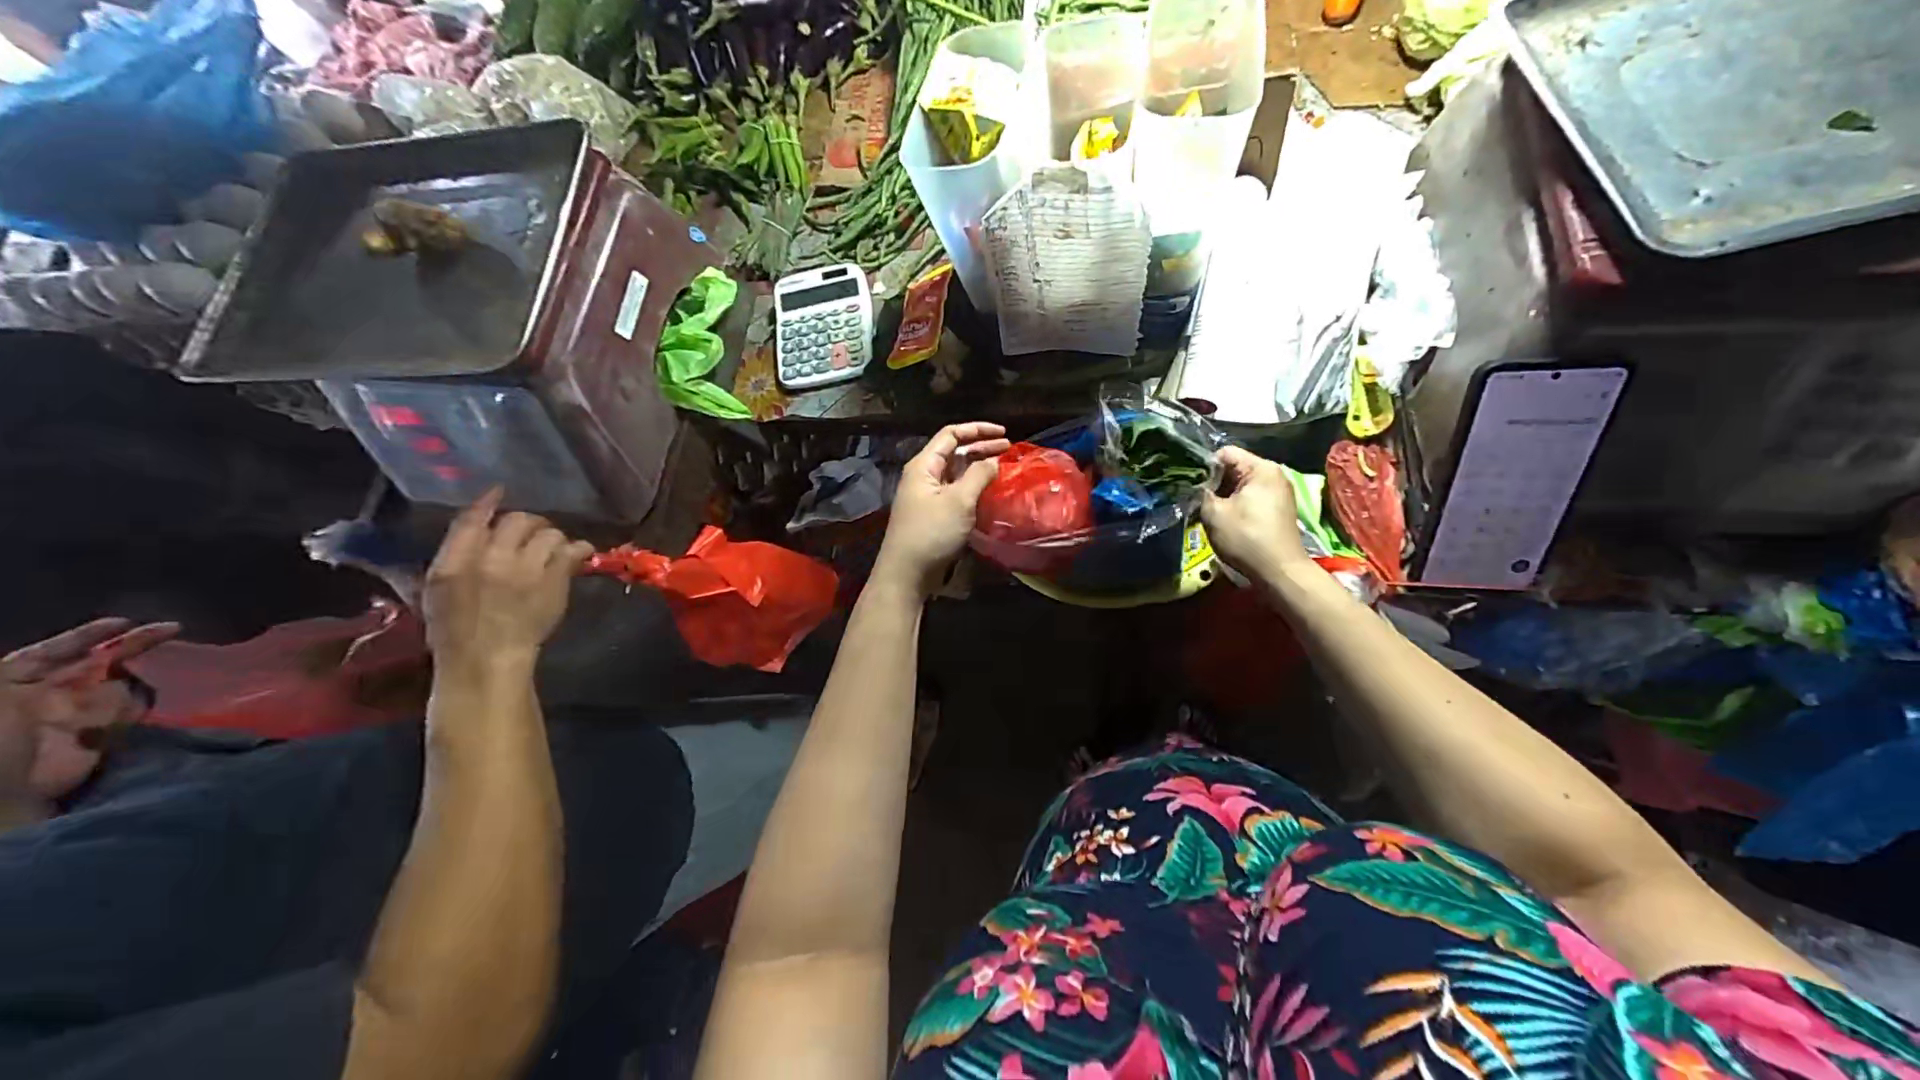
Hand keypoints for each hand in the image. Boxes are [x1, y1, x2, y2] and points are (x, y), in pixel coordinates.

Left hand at [0, 618, 178, 813]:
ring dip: (141, 669)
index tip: (122, 622)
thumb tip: (95, 660)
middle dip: (132, 644)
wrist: (5, 794)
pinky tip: (155, 691)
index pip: (51, 651)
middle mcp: (50, 694)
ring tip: (168, 659)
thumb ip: (36, 667)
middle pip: (95, 662)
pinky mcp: (106, 731)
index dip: (85, 636)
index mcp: (16, 682)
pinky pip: (133, 708)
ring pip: (121, 680)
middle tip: (172, 629)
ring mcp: (80, 713)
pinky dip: (146, 698)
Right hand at [423, 489, 594, 669]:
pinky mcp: (554, 580)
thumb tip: (466, 526)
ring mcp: (526, 568)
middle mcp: (491, 558)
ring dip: (552, 538)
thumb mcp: (435, 589)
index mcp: (453, 561)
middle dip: (526, 523)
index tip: (498, 492)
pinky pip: (572, 551)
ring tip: (552, 551)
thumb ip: (451, 554)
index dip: (488, 502)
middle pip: (517, 519)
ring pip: (549, 532)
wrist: (486, 659)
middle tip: (531, 535)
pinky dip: (577, 550)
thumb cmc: (454, 630)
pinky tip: (578, 555)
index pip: (471, 518)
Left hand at [876, 422, 1011, 593]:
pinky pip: (956, 492)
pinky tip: (990, 492)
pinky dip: (973, 487)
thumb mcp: (959, 501)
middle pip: (954, 453)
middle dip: (982, 448)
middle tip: (1009, 450)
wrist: (907, 572)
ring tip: (1003, 469)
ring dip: (979, 468)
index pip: (951, 435)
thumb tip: (994, 461)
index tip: (1003, 433)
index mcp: (924, 466)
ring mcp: (928, 496)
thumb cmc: (931, 532)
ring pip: (956, 473)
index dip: (977, 430)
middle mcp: (924, 476)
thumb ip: (979, 475)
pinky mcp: (934, 514)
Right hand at [1201, 446, 1310, 580]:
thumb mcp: (1213, 513)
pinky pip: (1250, 496)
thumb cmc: (1246, 538)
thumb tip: (1193, 484)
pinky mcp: (1278, 507)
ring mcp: (1278, 491)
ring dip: (1223, 495)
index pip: (1224, 453)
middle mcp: (1273, 474)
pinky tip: (1224, 518)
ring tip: (1208, 510)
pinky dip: (1235, 504)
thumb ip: (1200, 491)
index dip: (1203, 467)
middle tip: (1195, 499)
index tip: (1190, 484)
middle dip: (1213, 482)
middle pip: (1234, 467)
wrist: (1279, 571)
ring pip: (1241, 483)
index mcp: (1261, 468)